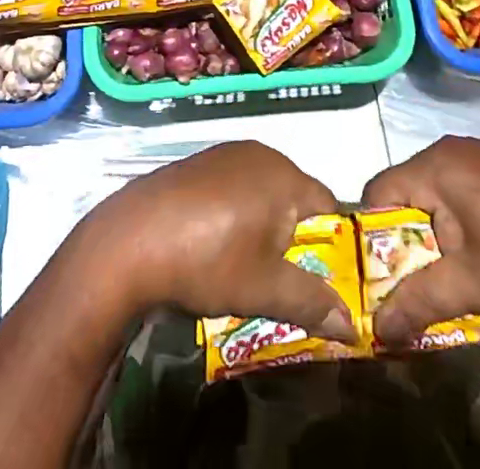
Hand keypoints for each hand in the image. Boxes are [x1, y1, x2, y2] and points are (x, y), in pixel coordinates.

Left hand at [69, 141, 356, 342]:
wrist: (126, 243)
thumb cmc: (207, 261)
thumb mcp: (265, 290)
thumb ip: (313, 302)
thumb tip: (352, 326)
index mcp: (284, 174)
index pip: (329, 207)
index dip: (329, 245)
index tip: (314, 277)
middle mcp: (258, 153)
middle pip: (295, 198)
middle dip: (292, 237)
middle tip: (274, 275)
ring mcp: (222, 154)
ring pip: (261, 193)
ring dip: (260, 226)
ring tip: (238, 262)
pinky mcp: (194, 163)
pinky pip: (231, 187)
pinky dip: (231, 213)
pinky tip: (208, 242)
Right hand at [361, 136, 479, 342]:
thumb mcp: (471, 285)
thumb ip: (418, 302)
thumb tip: (377, 330)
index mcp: (436, 164)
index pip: (377, 193)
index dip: (372, 237)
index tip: (381, 275)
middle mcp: (451, 149)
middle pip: (404, 194)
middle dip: (404, 240)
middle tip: (415, 280)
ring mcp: (479, 155)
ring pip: (431, 195)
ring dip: (431, 234)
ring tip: (449, 271)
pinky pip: (456, 191)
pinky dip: (455, 223)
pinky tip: (479, 253)